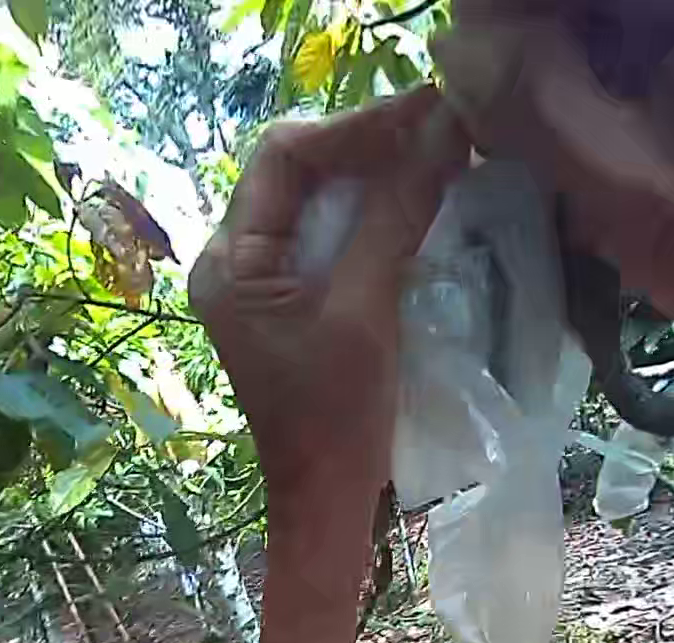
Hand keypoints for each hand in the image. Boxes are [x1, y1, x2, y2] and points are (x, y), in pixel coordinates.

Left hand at [190, 89, 464, 642]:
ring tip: (439, 163)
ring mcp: (264, 291)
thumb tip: (442, 131)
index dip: (357, 130)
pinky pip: (331, 249)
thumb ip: (394, 220)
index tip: (429, 113)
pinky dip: (373, 228)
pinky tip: (416, 215)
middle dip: (368, 152)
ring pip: (319, 212)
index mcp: (231, 264)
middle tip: (440, 133)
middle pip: (299, 179)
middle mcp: (236, 266)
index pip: (286, 160)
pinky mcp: (293, 312)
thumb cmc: (337, 420)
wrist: (328, 498)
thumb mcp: (363, 314)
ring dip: (376, 187)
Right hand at [434, 0, 673, 460]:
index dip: (517, 21)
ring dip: (598, 70)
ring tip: (572, 141)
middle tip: (518, 117)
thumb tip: (456, 43)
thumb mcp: (630, 195)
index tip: (477, 66)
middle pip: (621, 7)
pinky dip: (647, 78)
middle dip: (558, 48)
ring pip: (655, 25)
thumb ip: (534, 110)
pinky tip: (629, 136)